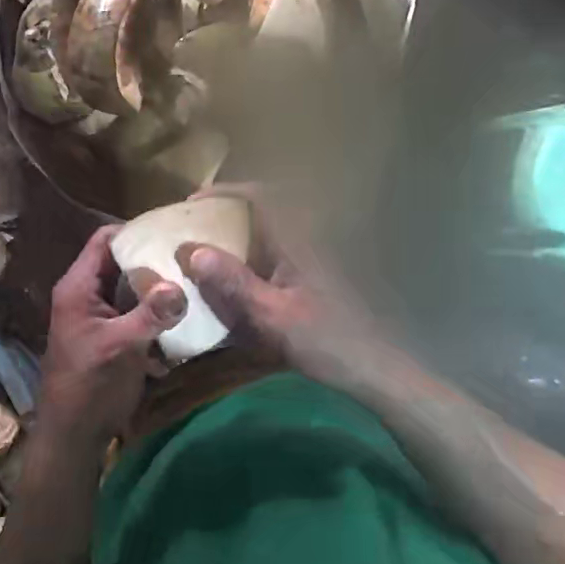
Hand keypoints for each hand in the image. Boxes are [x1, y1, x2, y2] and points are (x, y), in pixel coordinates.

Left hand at [42, 225, 185, 441]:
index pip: (104, 240)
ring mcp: (98, 316)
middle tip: (189, 256)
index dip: (134, 231)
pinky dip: (154, 313)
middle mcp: (85, 294)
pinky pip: (134, 313)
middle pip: (120, 263)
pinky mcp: (111, 336)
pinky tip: (184, 316)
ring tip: (193, 280)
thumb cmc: (90, 385)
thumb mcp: (123, 347)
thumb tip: (180, 285)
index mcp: (78, 287)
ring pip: (130, 289)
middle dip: (152, 261)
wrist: (73, 435)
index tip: (170, 231)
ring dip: (156, 289)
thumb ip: (151, 314)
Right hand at [177, 188, 388, 382]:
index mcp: (294, 240)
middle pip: (258, 210)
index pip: (258, 196)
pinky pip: (269, 254)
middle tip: (190, 227)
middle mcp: (301, 241)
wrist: (374, 371)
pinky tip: (230, 282)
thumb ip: (233, 283)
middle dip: (223, 212)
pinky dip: (245, 257)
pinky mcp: (308, 279)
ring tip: (202, 251)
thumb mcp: (271, 316)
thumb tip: (191, 250)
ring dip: (233, 234)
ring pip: (263, 233)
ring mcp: (307, 259)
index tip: (190, 203)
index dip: (223, 192)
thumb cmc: (325, 340)